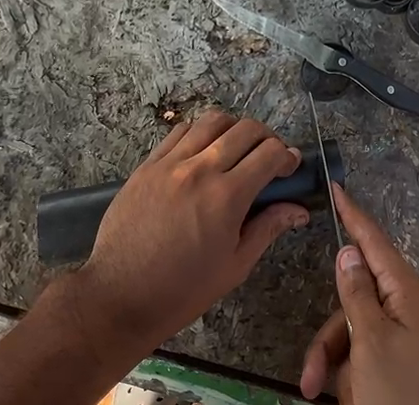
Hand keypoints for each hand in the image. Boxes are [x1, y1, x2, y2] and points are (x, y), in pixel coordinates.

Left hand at [77, 111, 308, 349]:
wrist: (119, 297)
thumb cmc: (182, 290)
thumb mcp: (234, 266)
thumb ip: (268, 229)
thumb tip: (299, 210)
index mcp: (227, 197)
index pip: (270, 153)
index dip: (287, 156)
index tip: (289, 167)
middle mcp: (201, 170)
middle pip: (246, 129)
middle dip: (267, 138)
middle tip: (268, 157)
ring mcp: (171, 163)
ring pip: (213, 121)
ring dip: (234, 129)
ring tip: (236, 149)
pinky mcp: (148, 165)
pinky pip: (180, 131)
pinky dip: (200, 133)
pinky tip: (202, 152)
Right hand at [299, 184, 418, 404]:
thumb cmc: (405, 395)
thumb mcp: (371, 343)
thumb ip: (356, 295)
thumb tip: (349, 251)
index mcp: (405, 292)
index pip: (373, 241)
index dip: (352, 215)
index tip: (336, 186)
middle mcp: (406, 309)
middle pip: (353, 302)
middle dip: (328, 340)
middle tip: (310, 379)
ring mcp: (407, 340)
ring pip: (354, 336)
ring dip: (335, 367)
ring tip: (326, 397)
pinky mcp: (404, 366)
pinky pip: (367, 360)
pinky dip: (352, 380)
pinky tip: (353, 401)